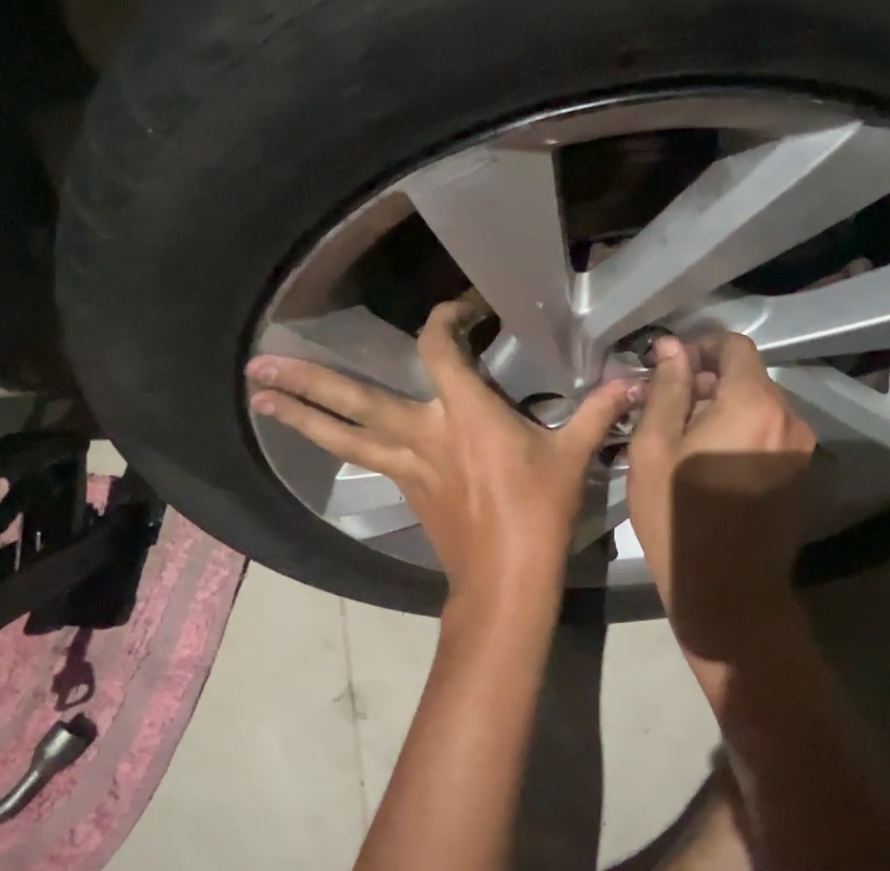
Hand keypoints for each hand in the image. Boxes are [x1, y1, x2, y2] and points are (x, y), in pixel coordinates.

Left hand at [246, 299, 639, 599]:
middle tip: (257, 363)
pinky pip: (363, 455)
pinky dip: (334, 441)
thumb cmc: (539, 512)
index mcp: (465, 413)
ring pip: (343, 433)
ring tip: (257, 394)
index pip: (439, 348)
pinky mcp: (403, 487)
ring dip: (299, 414)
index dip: (444, 319)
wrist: (505, 580)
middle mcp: (423, 431)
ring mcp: (405, 463)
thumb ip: (597, 412)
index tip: (459, 309)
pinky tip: (315, 435)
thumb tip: (632, 380)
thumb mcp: (572, 458)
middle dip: (307, 379)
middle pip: (356, 398)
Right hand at [626, 334, 817, 652]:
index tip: (667, 371)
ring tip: (684, 442)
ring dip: (723, 411)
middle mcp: (788, 418)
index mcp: (753, 404)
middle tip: (665, 412)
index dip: (699, 348)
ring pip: (757, 408)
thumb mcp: (655, 448)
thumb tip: (671, 348)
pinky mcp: (801, 475)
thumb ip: (666, 390)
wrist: (729, 594)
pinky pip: (767, 435)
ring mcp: (800, 449)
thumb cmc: (679, 517)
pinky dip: (740, 435)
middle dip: (707, 384)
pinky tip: (710, 465)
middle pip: (747, 377)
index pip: (734, 346)